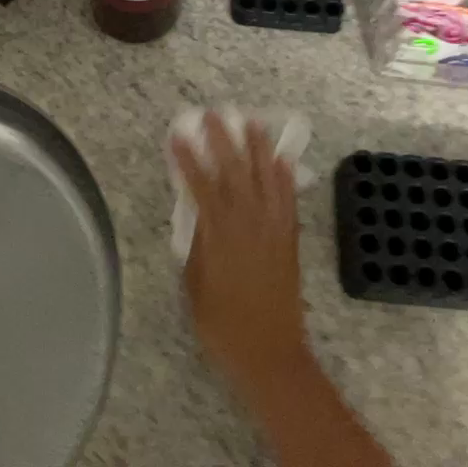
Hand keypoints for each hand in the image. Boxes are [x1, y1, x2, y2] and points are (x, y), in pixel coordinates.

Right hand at [171, 116, 307, 400]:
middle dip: (222, 140)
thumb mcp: (196, 282)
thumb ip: (198, 242)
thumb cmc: (222, 323)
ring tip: (251, 122)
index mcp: (219, 233)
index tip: (177, 134)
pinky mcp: (290, 237)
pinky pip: (288, 198)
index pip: (200, 184)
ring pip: (266, 177)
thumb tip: (196, 212)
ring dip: (258, 148)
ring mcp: (273, 227)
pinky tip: (281, 159)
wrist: (269, 351)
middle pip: (234, 171)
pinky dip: (285, 176)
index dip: (188, 158)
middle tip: (213, 115)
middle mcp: (248, 222)